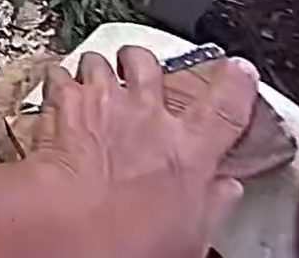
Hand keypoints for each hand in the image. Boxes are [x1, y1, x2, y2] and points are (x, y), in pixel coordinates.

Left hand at [25, 48, 258, 257]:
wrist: (75, 224)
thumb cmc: (132, 241)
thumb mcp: (189, 235)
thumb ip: (212, 203)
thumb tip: (228, 189)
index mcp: (186, 149)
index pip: (224, 109)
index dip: (236, 85)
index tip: (239, 69)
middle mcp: (146, 113)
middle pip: (147, 62)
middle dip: (139, 62)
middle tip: (133, 74)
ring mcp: (103, 98)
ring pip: (99, 60)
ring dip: (96, 72)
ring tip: (91, 90)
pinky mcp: (66, 96)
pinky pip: (60, 73)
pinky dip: (59, 82)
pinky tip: (58, 98)